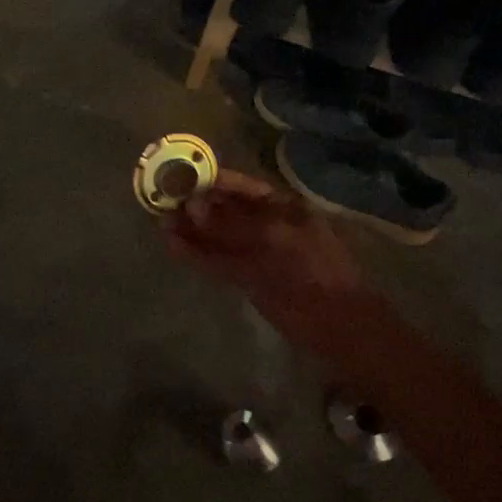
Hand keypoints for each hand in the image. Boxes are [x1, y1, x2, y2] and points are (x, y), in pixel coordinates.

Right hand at [164, 169, 367, 344]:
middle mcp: (266, 224)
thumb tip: (193, 205)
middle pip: (224, 210)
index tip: (178, 176)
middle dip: (194, 205)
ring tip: (160, 223)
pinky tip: (173, 246)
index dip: (209, 180)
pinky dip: (196, 254)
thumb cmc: (316, 271)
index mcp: (281, 206)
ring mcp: (256, 252)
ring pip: (217, 236)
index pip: (238, 186)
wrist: (341, 326)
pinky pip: (217, 261)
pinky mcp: (247, 278)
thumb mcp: (275, 238)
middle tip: (161, 200)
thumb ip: (232, 223)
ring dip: (191, 230)